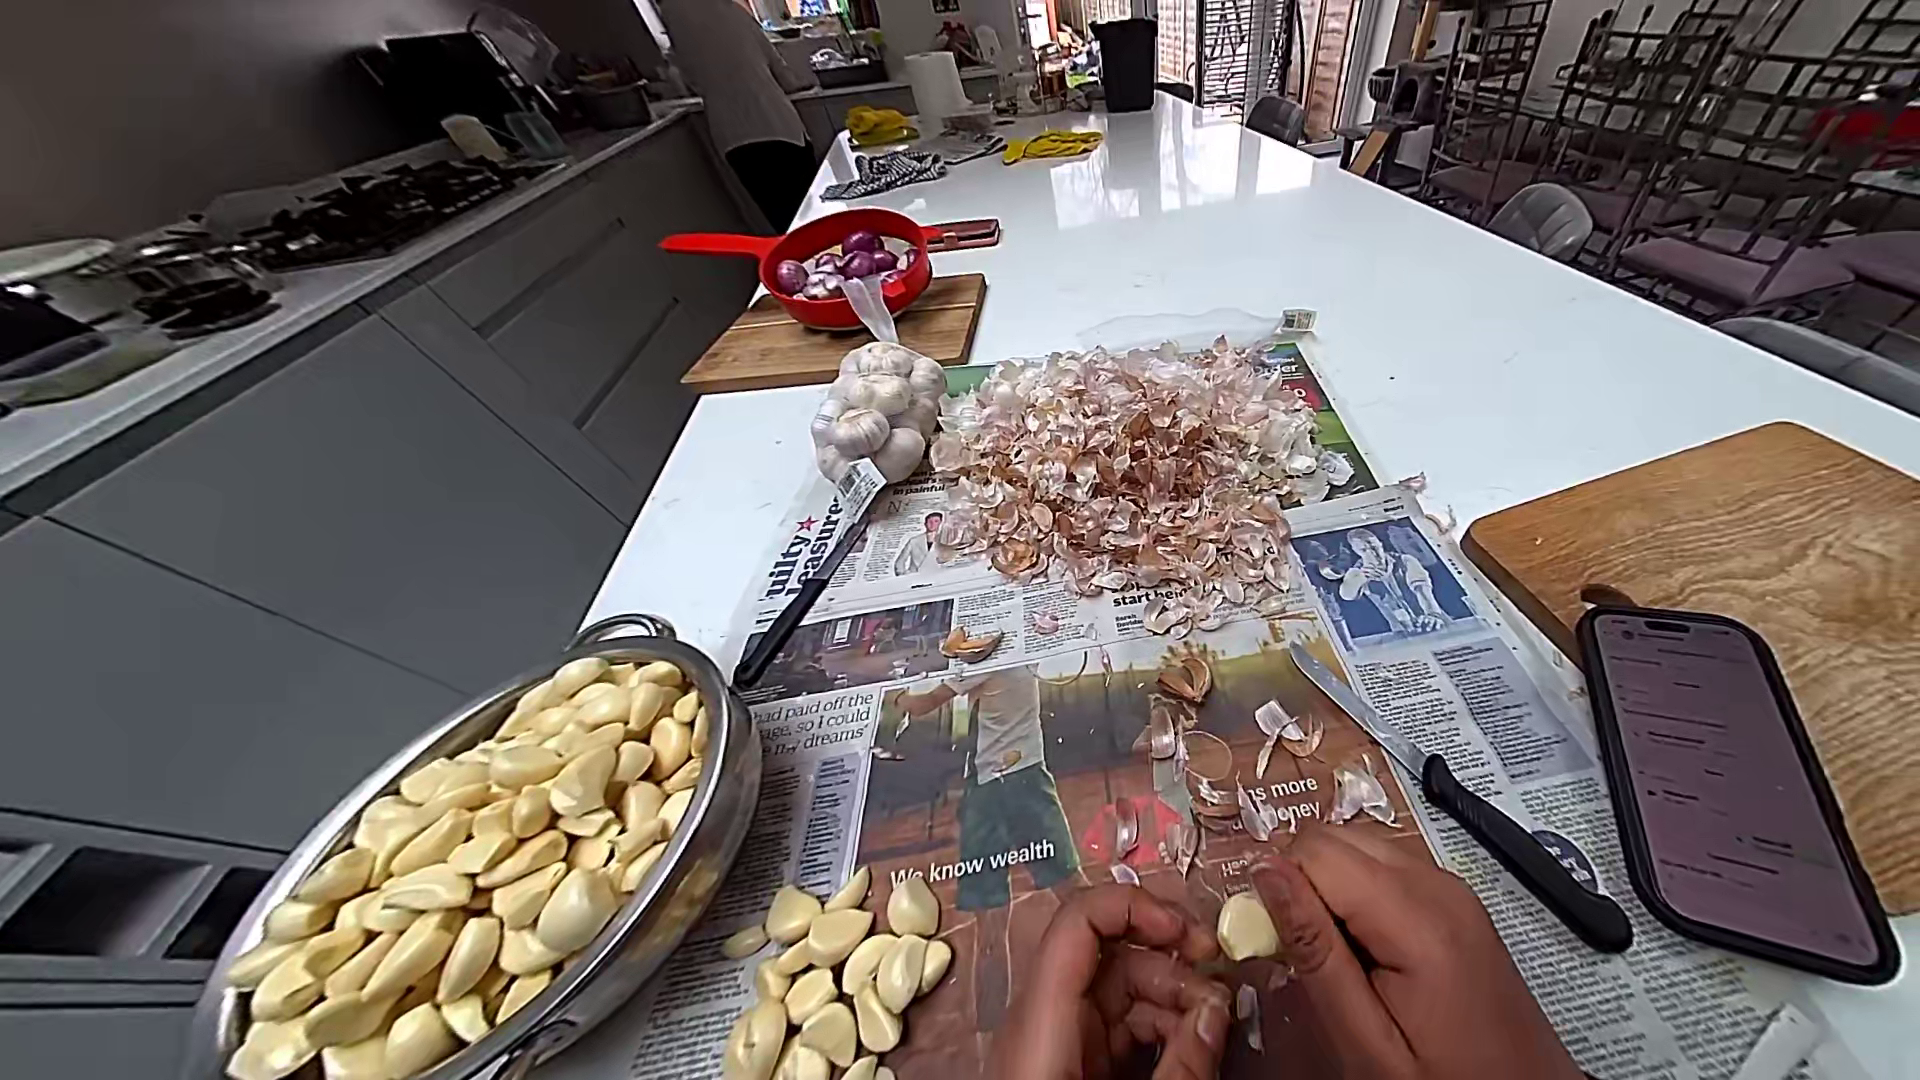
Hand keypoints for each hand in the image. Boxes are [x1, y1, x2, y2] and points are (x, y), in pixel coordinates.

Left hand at [989, 884, 1231, 1079]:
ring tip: (1215, 1024)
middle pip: (1106, 954)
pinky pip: (1117, 1026)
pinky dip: (1158, 1027)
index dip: (1132, 906)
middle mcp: (1045, 1015)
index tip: (1187, 931)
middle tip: (1218, 981)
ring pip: (1117, 988)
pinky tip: (1192, 1047)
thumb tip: (1215, 1009)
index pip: (1077, 921)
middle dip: (1166, 958)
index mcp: (1041, 1018)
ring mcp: (1060, 1040)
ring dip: (1170, 995)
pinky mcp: (1073, 1064)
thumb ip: (1180, 1069)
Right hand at [1252, 827, 1582, 1079]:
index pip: (1313, 850)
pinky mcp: (1451, 894)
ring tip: (1337, 948)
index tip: (1282, 939)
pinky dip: (1351, 886)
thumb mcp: (1366, 1040)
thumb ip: (1313, 947)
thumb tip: (1263, 867)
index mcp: (1418, 918)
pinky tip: (1363, 940)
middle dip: (1300, 880)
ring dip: (1324, 883)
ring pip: (1347, 842)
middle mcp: (1436, 882)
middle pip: (1329, 837)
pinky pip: (1374, 859)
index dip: (1283, 887)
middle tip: (1307, 948)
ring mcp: (1448, 884)